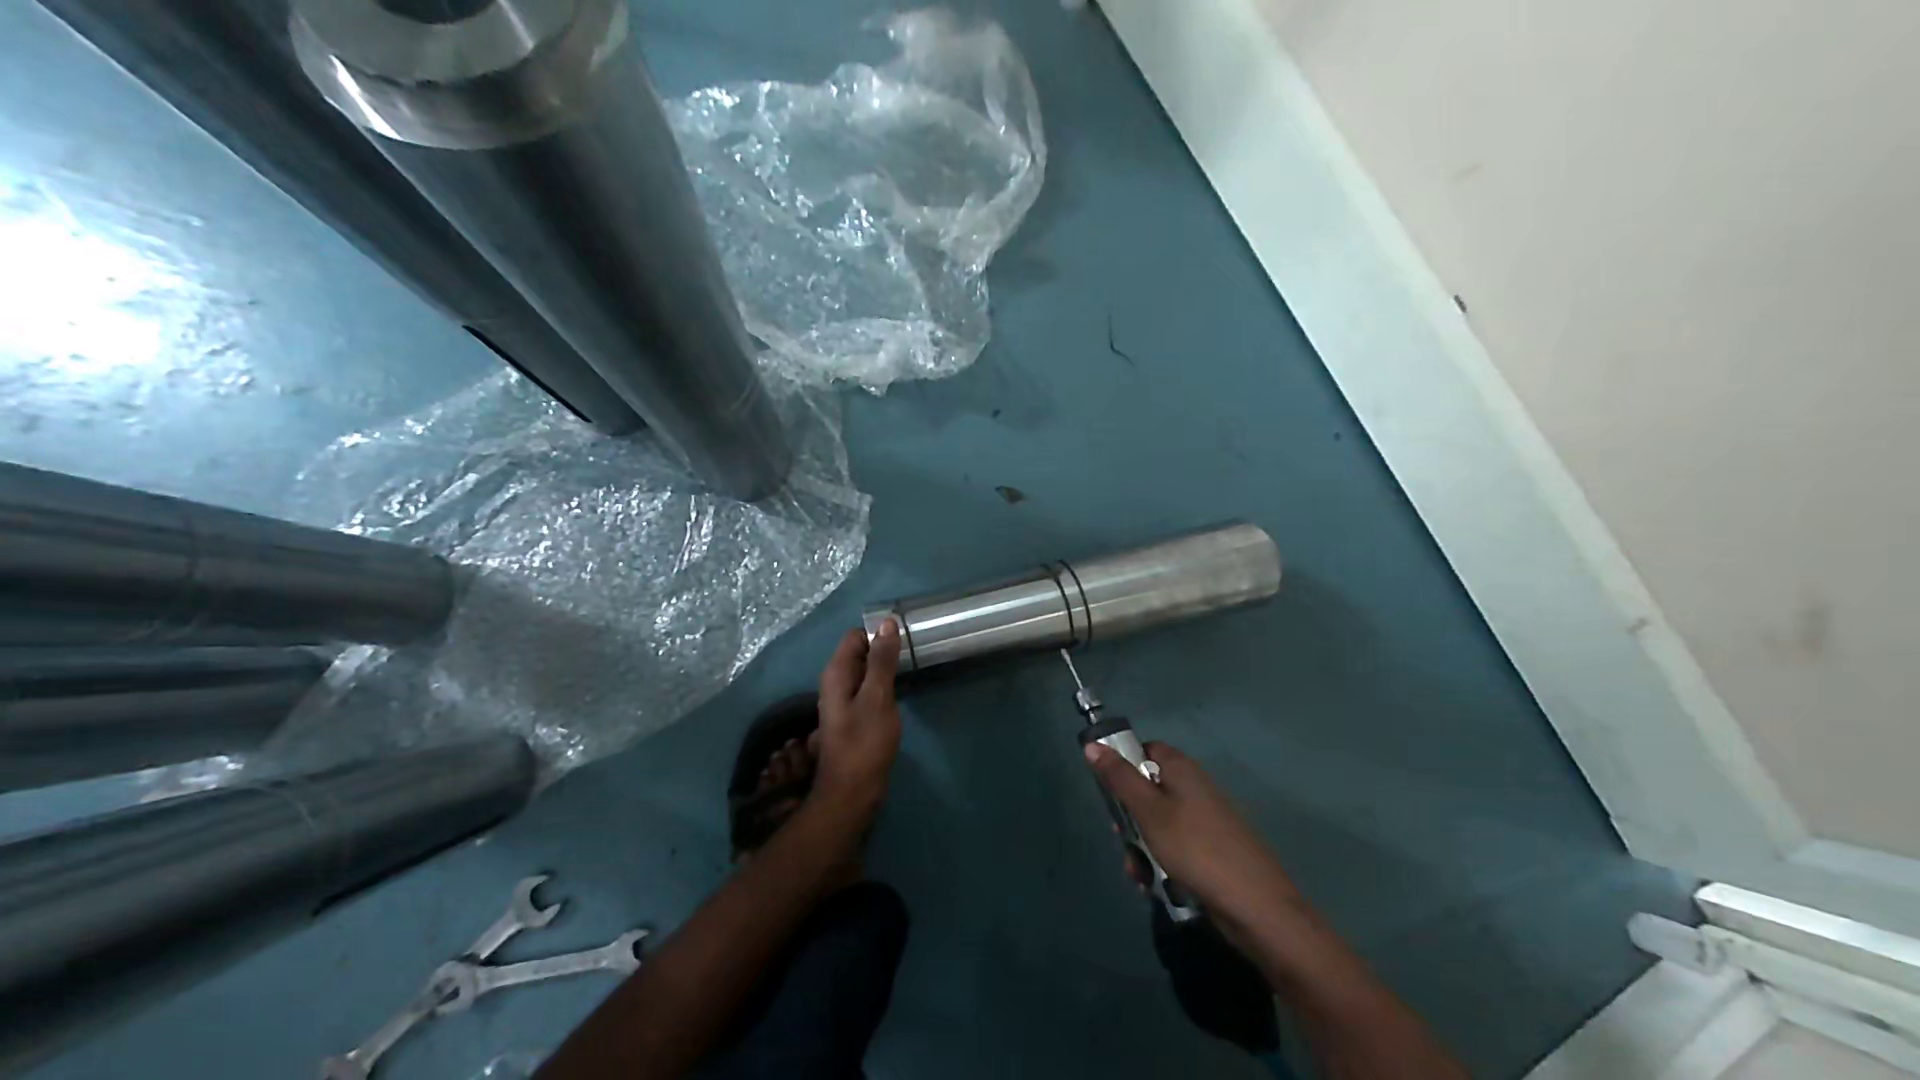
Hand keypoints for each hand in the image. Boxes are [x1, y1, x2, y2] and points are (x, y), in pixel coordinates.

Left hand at [813, 621, 903, 812]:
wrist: (853, 791)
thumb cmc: (865, 743)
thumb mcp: (878, 697)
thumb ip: (882, 660)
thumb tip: (887, 623)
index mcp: (836, 673)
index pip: (855, 636)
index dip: (878, 634)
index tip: (904, 640)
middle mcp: (835, 682)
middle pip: (860, 652)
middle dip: (884, 650)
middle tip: (912, 656)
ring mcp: (844, 700)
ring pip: (866, 672)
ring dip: (885, 669)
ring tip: (910, 672)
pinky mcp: (854, 716)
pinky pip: (869, 690)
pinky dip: (884, 686)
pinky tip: (900, 694)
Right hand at [1084, 741, 1299, 926]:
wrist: (1255, 906)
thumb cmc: (1195, 849)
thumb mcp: (1149, 812)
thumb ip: (1119, 778)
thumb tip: (1092, 744)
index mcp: (1182, 769)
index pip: (1145, 749)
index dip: (1123, 764)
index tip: (1109, 790)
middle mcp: (1194, 788)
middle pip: (1147, 790)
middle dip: (1129, 818)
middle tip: (1123, 839)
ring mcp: (1204, 820)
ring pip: (1157, 824)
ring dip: (1141, 847)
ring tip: (1140, 874)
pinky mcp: (1209, 850)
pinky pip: (1174, 847)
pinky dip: (1160, 863)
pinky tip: (1155, 885)